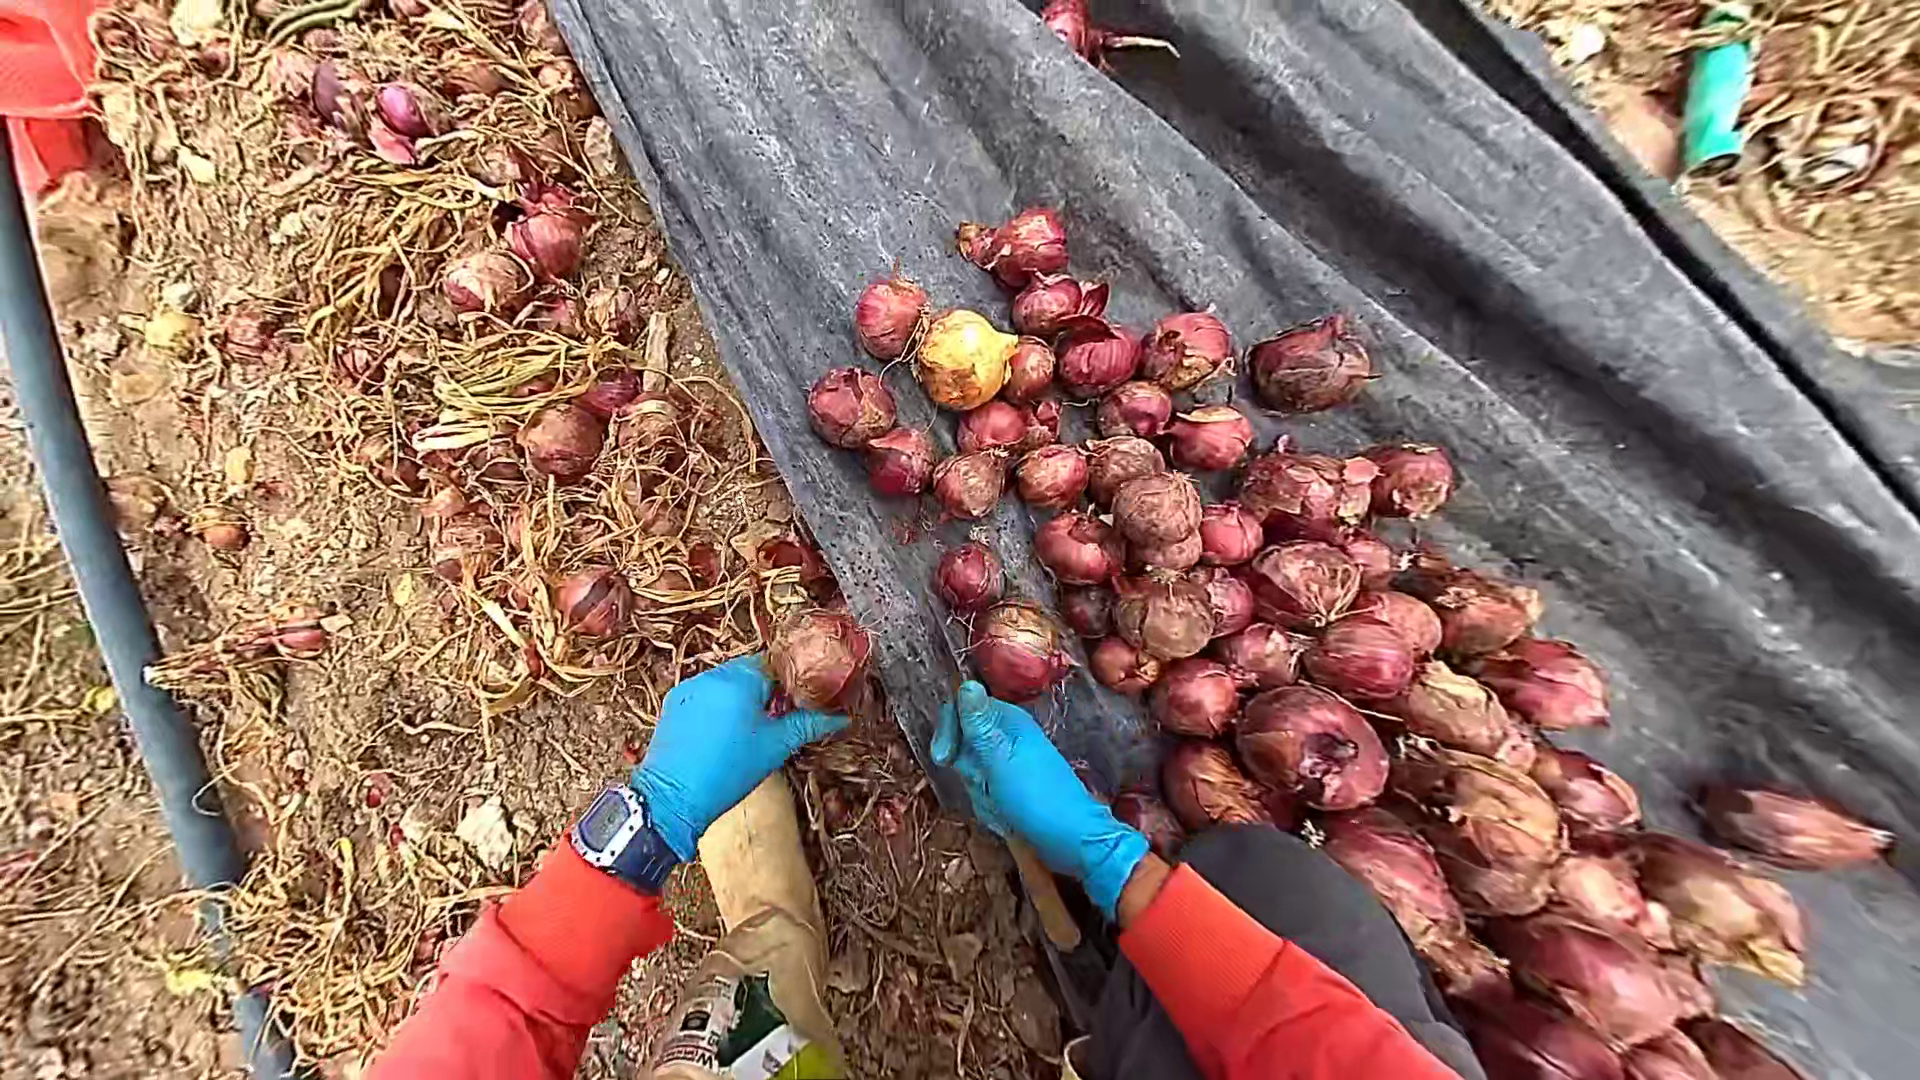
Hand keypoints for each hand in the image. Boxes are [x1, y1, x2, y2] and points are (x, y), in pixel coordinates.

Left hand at [630, 654, 848, 859]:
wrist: (671, 801)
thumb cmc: (728, 771)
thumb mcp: (777, 746)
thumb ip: (809, 724)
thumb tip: (840, 718)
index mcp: (741, 679)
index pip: (776, 664)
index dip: (790, 683)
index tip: (796, 703)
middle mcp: (713, 676)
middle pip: (751, 671)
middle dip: (766, 691)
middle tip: (776, 718)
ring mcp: (691, 688)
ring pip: (728, 682)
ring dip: (742, 697)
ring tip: (750, 728)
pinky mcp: (675, 703)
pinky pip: (706, 694)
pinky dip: (719, 705)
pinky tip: (724, 732)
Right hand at [932, 681, 1147, 917]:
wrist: (1072, 841)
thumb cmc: (1037, 798)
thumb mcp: (1000, 760)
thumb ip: (979, 724)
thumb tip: (967, 684)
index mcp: (1008, 720)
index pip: (961, 708)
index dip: (948, 731)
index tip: (944, 758)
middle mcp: (1007, 735)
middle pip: (962, 741)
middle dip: (967, 768)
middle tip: (984, 784)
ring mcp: (1009, 761)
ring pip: (970, 768)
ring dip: (978, 790)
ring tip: (999, 803)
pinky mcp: (1010, 784)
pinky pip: (983, 789)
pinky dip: (987, 804)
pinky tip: (1004, 815)